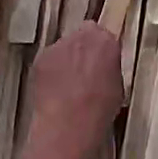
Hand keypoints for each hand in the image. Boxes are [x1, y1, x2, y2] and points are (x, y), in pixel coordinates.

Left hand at [25, 22, 122, 158]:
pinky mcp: (40, 58)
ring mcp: (58, 46)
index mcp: (105, 41)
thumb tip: (103, 71)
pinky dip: (50, 71)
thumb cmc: (99, 109)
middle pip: (81, 36)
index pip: (103, 35)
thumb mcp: (117, 86)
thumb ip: (109, 68)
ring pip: (63, 48)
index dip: (100, 50)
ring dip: (65, 61)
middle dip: (82, 51)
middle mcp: (81, 37)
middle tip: (83, 73)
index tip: (100, 63)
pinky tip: (54, 90)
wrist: (70, 122)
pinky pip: (48, 60)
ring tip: (67, 86)